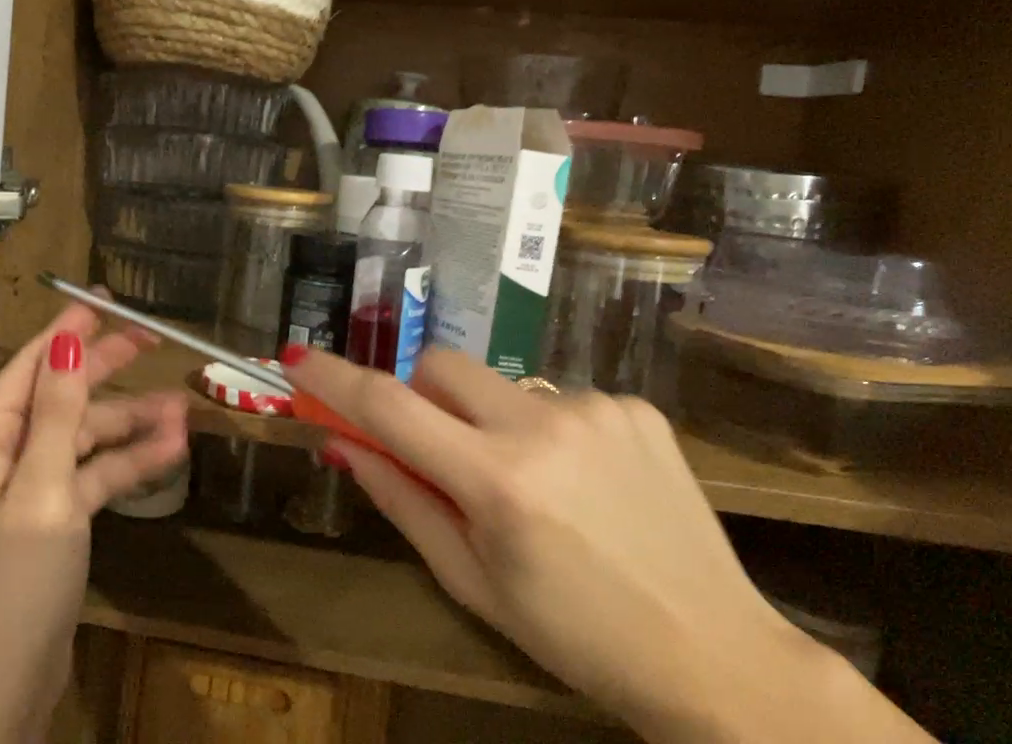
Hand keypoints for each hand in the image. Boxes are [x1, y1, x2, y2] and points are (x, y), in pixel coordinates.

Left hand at [0, 302, 188, 743]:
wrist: (2, 690)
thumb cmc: (14, 585)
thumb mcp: (42, 492)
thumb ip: (57, 416)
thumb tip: (65, 346)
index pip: (27, 370)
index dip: (65, 335)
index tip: (101, 303)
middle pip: (58, 399)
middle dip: (105, 374)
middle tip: (150, 341)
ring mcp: (25, 491)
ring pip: (82, 440)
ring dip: (128, 425)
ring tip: (182, 409)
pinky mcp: (50, 522)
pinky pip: (90, 478)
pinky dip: (126, 464)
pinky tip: (169, 450)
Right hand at [287, 348, 932, 743]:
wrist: (714, 652)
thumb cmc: (573, 635)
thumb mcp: (471, 580)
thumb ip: (400, 499)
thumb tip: (341, 443)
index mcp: (497, 480)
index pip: (390, 407)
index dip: (335, 379)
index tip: (298, 359)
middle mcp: (544, 425)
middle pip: (441, 364)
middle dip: (421, 396)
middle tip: (437, 450)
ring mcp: (598, 408)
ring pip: (502, 384)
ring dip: (490, 420)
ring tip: (532, 486)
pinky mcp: (637, 407)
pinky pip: (560, 398)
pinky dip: (548, 431)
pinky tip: (584, 484)